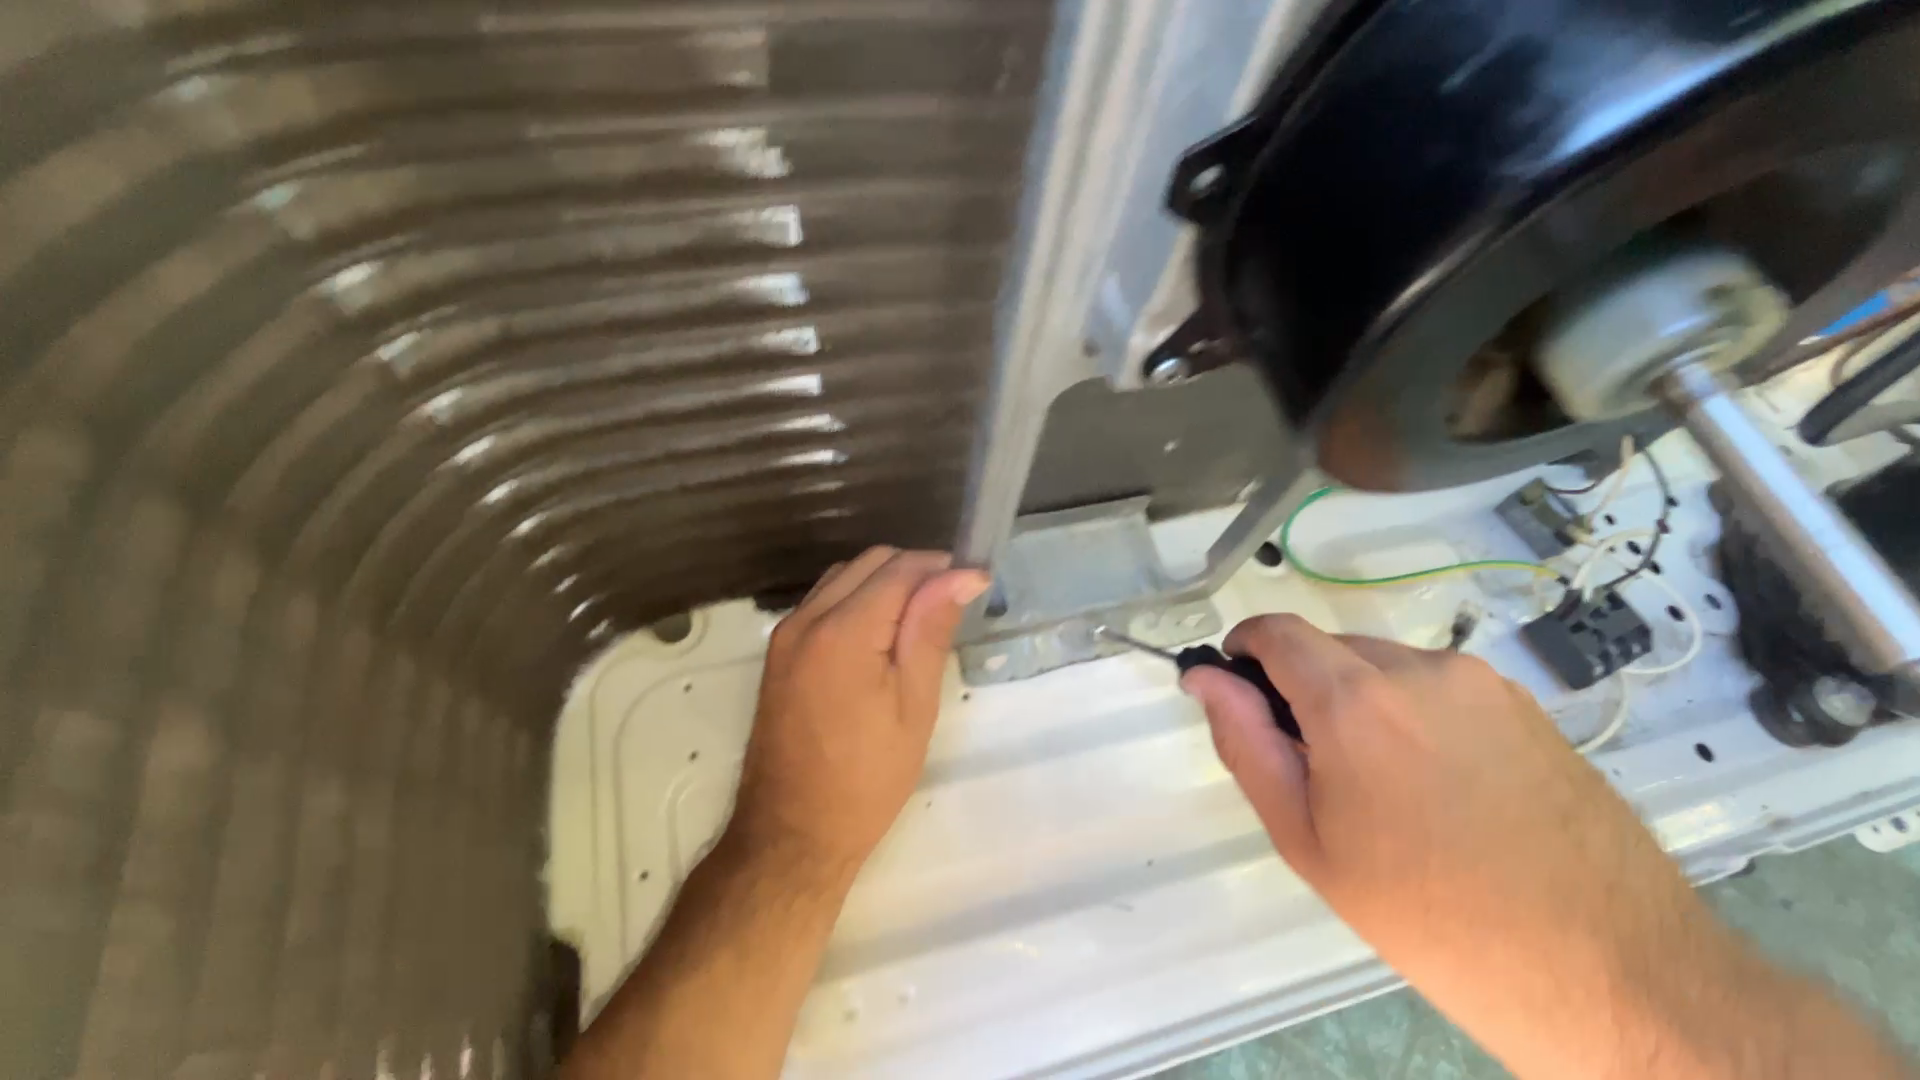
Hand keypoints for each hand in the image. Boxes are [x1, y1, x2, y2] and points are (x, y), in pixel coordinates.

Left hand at [729, 547, 989, 878]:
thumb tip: (962, 574)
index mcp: (842, 631)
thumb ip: (931, 630)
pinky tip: (881, 635)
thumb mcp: (914, 706)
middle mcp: (806, 619)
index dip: (943, 569)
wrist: (793, 833)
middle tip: (951, 608)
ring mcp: (786, 636)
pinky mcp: (779, 654)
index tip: (976, 585)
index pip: (900, 568)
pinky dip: (857, 600)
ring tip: (920, 622)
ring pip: (843, 577)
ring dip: (884, 583)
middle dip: (915, 571)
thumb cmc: (866, 780)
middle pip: (870, 562)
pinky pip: (823, 602)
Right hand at [1182, 615, 1732, 1074]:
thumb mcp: (1308, 840)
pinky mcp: (1529, 706)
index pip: (1276, 632)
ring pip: (1388, 667)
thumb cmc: (1429, 917)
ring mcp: (1485, 683)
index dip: (1243, 651)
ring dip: (1361, 702)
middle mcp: (1421, 668)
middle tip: (1314, 771)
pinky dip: (1414, 715)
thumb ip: (1247, 743)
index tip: (1238, 693)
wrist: (1610, 972)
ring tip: (1386, 790)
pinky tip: (1441, 790)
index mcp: (1356, 699)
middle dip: (1303, 688)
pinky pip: (1441, 688)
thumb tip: (1205, 678)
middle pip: (1331, 648)